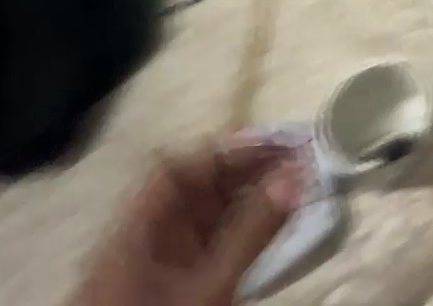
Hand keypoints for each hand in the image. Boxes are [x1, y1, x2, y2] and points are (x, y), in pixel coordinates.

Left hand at [70, 141, 302, 305]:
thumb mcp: (210, 288)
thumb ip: (254, 230)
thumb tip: (297, 175)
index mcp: (134, 234)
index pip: (173, 170)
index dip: (222, 150)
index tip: (273, 145)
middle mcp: (142, 241)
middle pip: (193, 187)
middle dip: (246, 168)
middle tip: (299, 159)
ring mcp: (157, 266)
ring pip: (205, 212)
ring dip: (250, 192)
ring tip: (297, 183)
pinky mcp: (175, 287)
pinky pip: (210, 239)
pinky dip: (243, 222)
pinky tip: (275, 219)